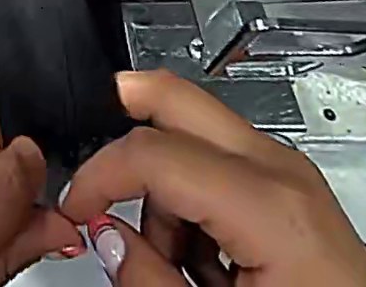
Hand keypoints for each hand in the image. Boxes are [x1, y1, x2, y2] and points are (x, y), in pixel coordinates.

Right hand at [61, 69, 365, 286]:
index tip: (76, 206)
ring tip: (173, 259)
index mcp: (270, 207)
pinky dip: (190, 190)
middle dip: (123, 108)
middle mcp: (281, 169)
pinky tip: (203, 255)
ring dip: (162, 178)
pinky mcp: (289, 182)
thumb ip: (151, 281)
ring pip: (192, 128)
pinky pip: (217, 156)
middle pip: (179, 97)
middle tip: (92, 157)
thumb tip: (106, 235)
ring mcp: (288, 170)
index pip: (157, 154)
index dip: (102, 174)